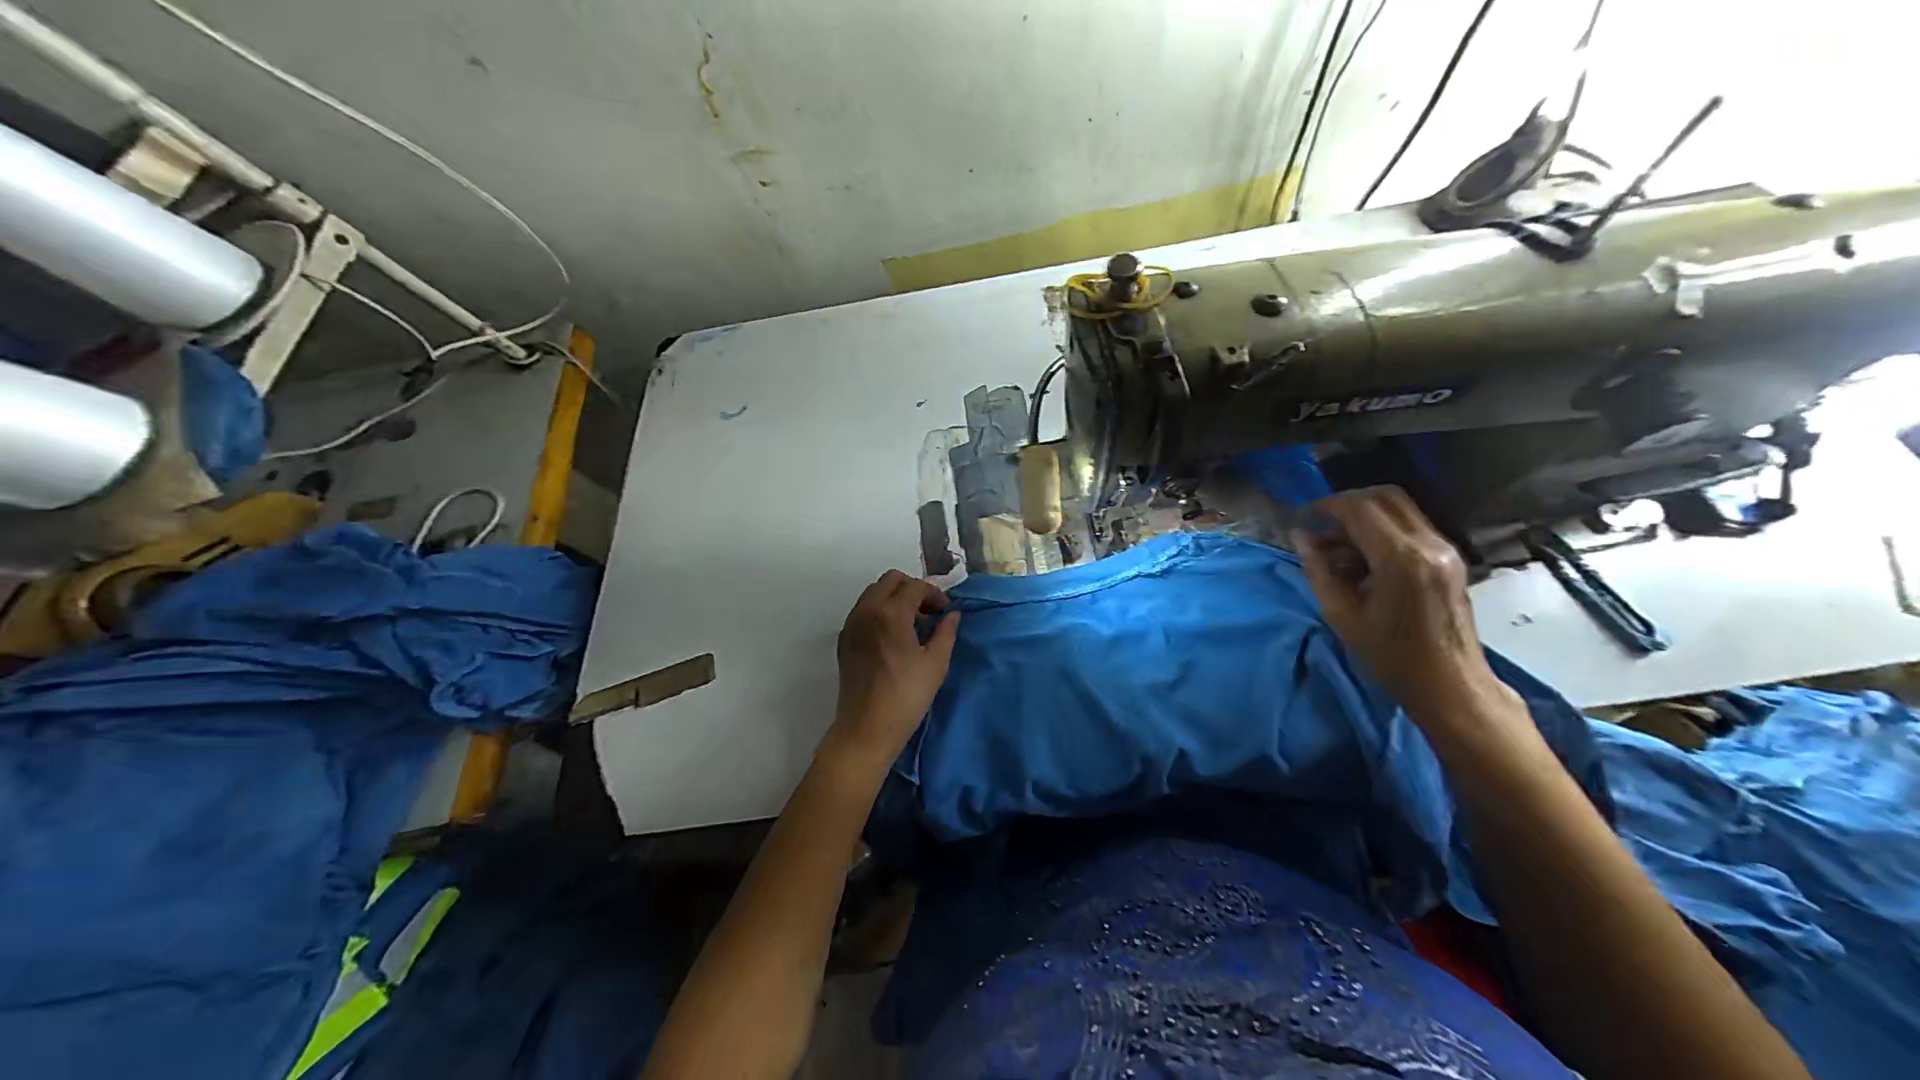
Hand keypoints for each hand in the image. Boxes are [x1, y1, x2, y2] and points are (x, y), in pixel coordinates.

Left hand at [826, 570, 960, 770]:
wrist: (866, 728)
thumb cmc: (906, 697)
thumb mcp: (935, 664)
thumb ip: (946, 632)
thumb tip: (952, 615)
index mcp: (889, 614)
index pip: (914, 586)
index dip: (934, 594)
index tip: (945, 611)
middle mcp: (866, 611)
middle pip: (890, 580)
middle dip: (913, 588)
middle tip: (929, 611)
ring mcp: (851, 624)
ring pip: (874, 592)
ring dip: (895, 598)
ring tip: (912, 623)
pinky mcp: (844, 639)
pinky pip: (863, 610)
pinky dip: (880, 610)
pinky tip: (894, 635)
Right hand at [1293, 486, 1512, 723]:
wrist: (1450, 684)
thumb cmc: (1391, 656)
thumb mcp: (1342, 615)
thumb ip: (1319, 570)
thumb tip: (1301, 536)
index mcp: (1401, 559)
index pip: (1361, 508)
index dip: (1328, 505)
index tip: (1306, 517)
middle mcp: (1429, 544)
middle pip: (1385, 496)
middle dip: (1348, 503)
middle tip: (1322, 525)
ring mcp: (1444, 549)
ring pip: (1400, 508)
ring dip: (1366, 516)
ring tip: (1340, 546)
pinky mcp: (1450, 558)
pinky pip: (1411, 525)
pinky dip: (1383, 529)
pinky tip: (1364, 558)